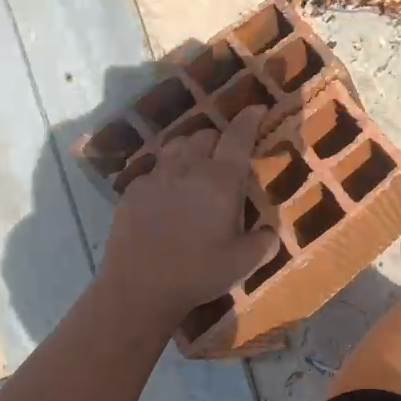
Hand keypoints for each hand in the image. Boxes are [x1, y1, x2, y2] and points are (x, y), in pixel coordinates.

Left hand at [96, 106, 280, 331]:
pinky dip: (166, 175)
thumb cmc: (198, 273)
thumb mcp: (244, 262)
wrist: (137, 290)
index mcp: (221, 179)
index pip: (238, 135)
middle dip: (219, 140)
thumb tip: (269, 232)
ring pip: (176, 147)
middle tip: (226, 158)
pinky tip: (168, 198)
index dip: (250, 119)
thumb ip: (264, 241)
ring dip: (191, 151)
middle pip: (205, 135)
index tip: (258, 110)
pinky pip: (154, 170)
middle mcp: (189, 168)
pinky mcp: (131, 192)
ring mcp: (156, 177)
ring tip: (196, 169)